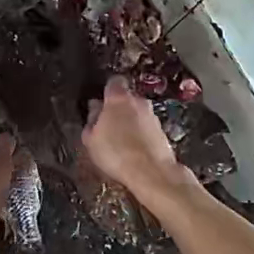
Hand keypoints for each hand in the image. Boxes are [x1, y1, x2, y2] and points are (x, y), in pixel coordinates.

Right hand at [82, 76, 191, 199]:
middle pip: (127, 98)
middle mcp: (139, 102)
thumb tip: (95, 109)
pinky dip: (141, 135)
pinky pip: (147, 128)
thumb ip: (91, 120)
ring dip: (131, 122)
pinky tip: (134, 151)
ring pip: (138, 113)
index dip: (107, 91)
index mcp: (119, 99)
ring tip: (121, 143)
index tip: (100, 104)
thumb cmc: (116, 153)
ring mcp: (153, 116)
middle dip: (118, 109)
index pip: (114, 81)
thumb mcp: (91, 139)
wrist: (151, 172)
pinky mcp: (163, 131)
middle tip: (107, 127)